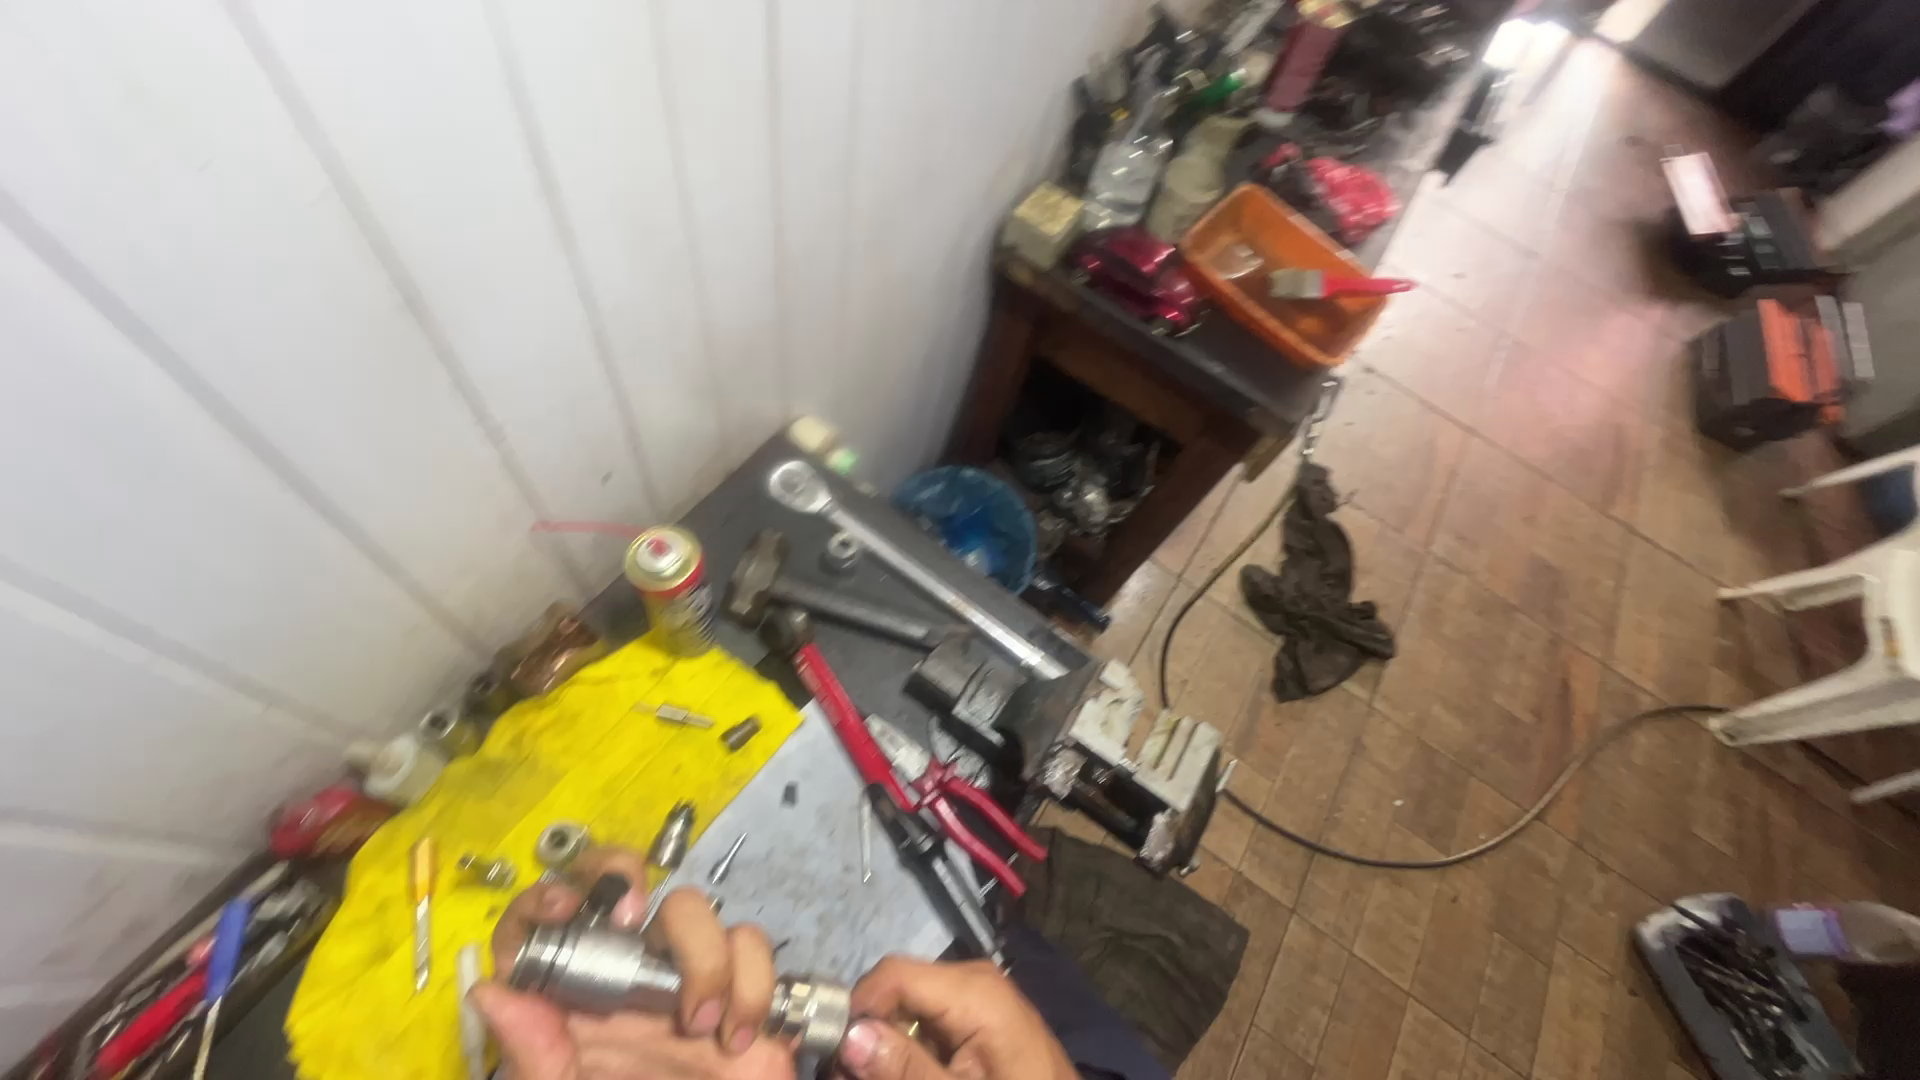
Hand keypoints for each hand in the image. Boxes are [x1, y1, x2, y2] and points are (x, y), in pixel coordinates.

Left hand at [471, 846, 792, 1079]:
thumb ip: (534, 1057)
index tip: (563, 909)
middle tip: (628, 916)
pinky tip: (737, 1036)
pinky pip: (749, 944)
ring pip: (690, 905)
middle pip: (615, 880)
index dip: (546, 896)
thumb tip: (491, 991)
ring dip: (703, 959)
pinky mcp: (739, 979)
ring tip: (701, 1024)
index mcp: (573, 1000)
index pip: (543, 923)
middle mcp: (624, 971)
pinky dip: (750, 986)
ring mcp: (682, 971)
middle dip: (618, 871)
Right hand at [836, 958, 1076, 1079]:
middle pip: (897, 991)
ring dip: (886, 1047)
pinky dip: (910, 1050)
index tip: (832, 1060)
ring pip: (908, 1009)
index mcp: (973, 989)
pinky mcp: (979, 1016)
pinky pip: (930, 1022)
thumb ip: (906, 1068)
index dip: (856, 1010)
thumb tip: (849, 1034)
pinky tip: (907, 1073)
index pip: (893, 974)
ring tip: (872, 1076)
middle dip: (868, 1035)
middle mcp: (973, 979)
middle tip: (848, 1078)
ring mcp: (977, 996)